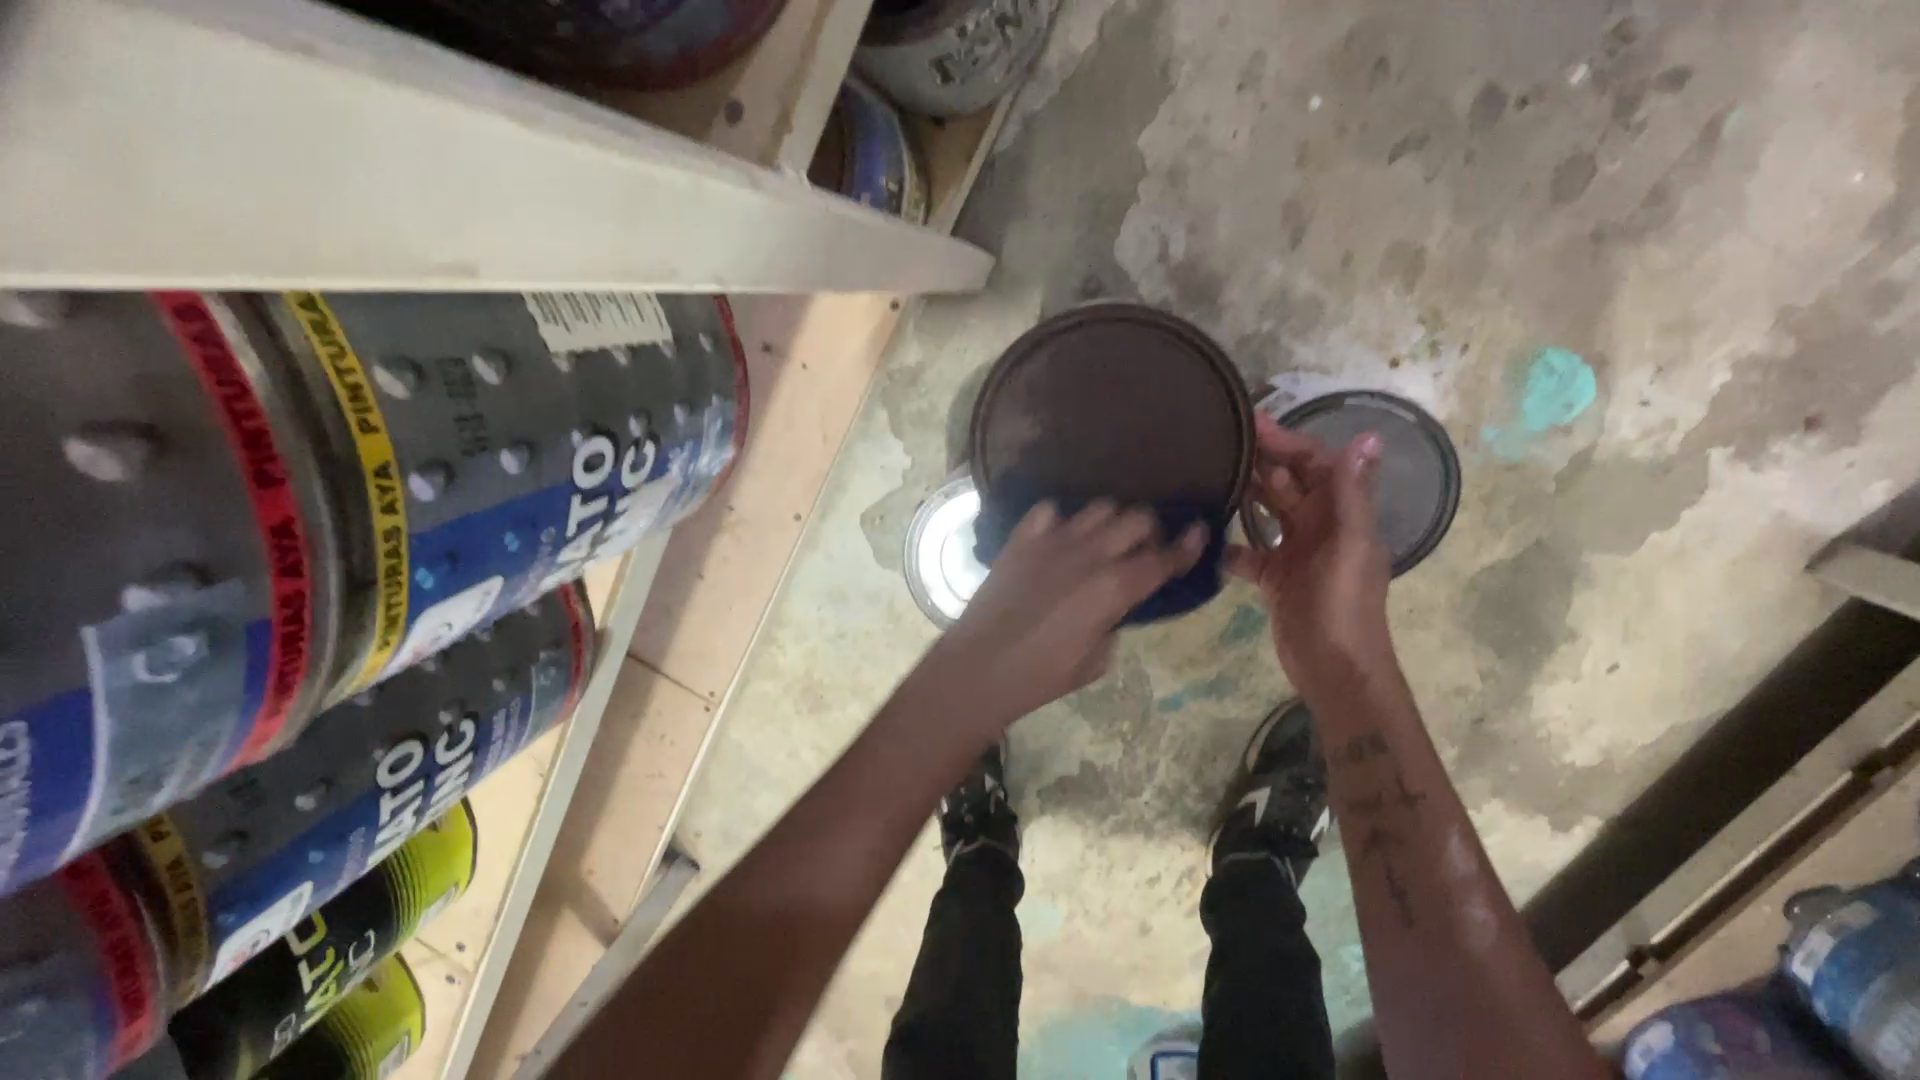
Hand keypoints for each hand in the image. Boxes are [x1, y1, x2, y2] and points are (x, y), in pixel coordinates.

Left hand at [921, 501, 1205, 736]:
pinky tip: (1058, 541)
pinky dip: (1061, 521)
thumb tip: (1112, 608)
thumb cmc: (1040, 676)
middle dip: (1148, 531)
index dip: (1187, 547)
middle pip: (1136, 519)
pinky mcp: (1021, 540)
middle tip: (1142, 551)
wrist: (978, 667)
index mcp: (1114, 588)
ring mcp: (1052, 541)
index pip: (1163, 559)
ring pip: (1098, 508)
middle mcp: (1089, 555)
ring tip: (1102, 542)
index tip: (1200, 534)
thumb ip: (1112, 624)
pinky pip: (1049, 511)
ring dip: (1109, 522)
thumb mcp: (1094, 660)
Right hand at [1226, 412, 1393, 692]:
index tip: (1252, 421)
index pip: (1315, 464)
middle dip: (1261, 460)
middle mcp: (1320, 527)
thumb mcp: (1350, 546)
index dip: (1288, 441)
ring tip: (1208, 472)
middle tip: (1219, 439)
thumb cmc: (1344, 606)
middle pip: (1288, 483)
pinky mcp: (1275, 579)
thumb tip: (1367, 437)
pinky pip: (1248, 553)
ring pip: (1266, 513)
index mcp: (1343, 514)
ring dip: (1244, 493)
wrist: (1334, 669)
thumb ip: (1352, 494)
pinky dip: (1229, 545)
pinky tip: (1204, 536)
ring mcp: (1296, 553)